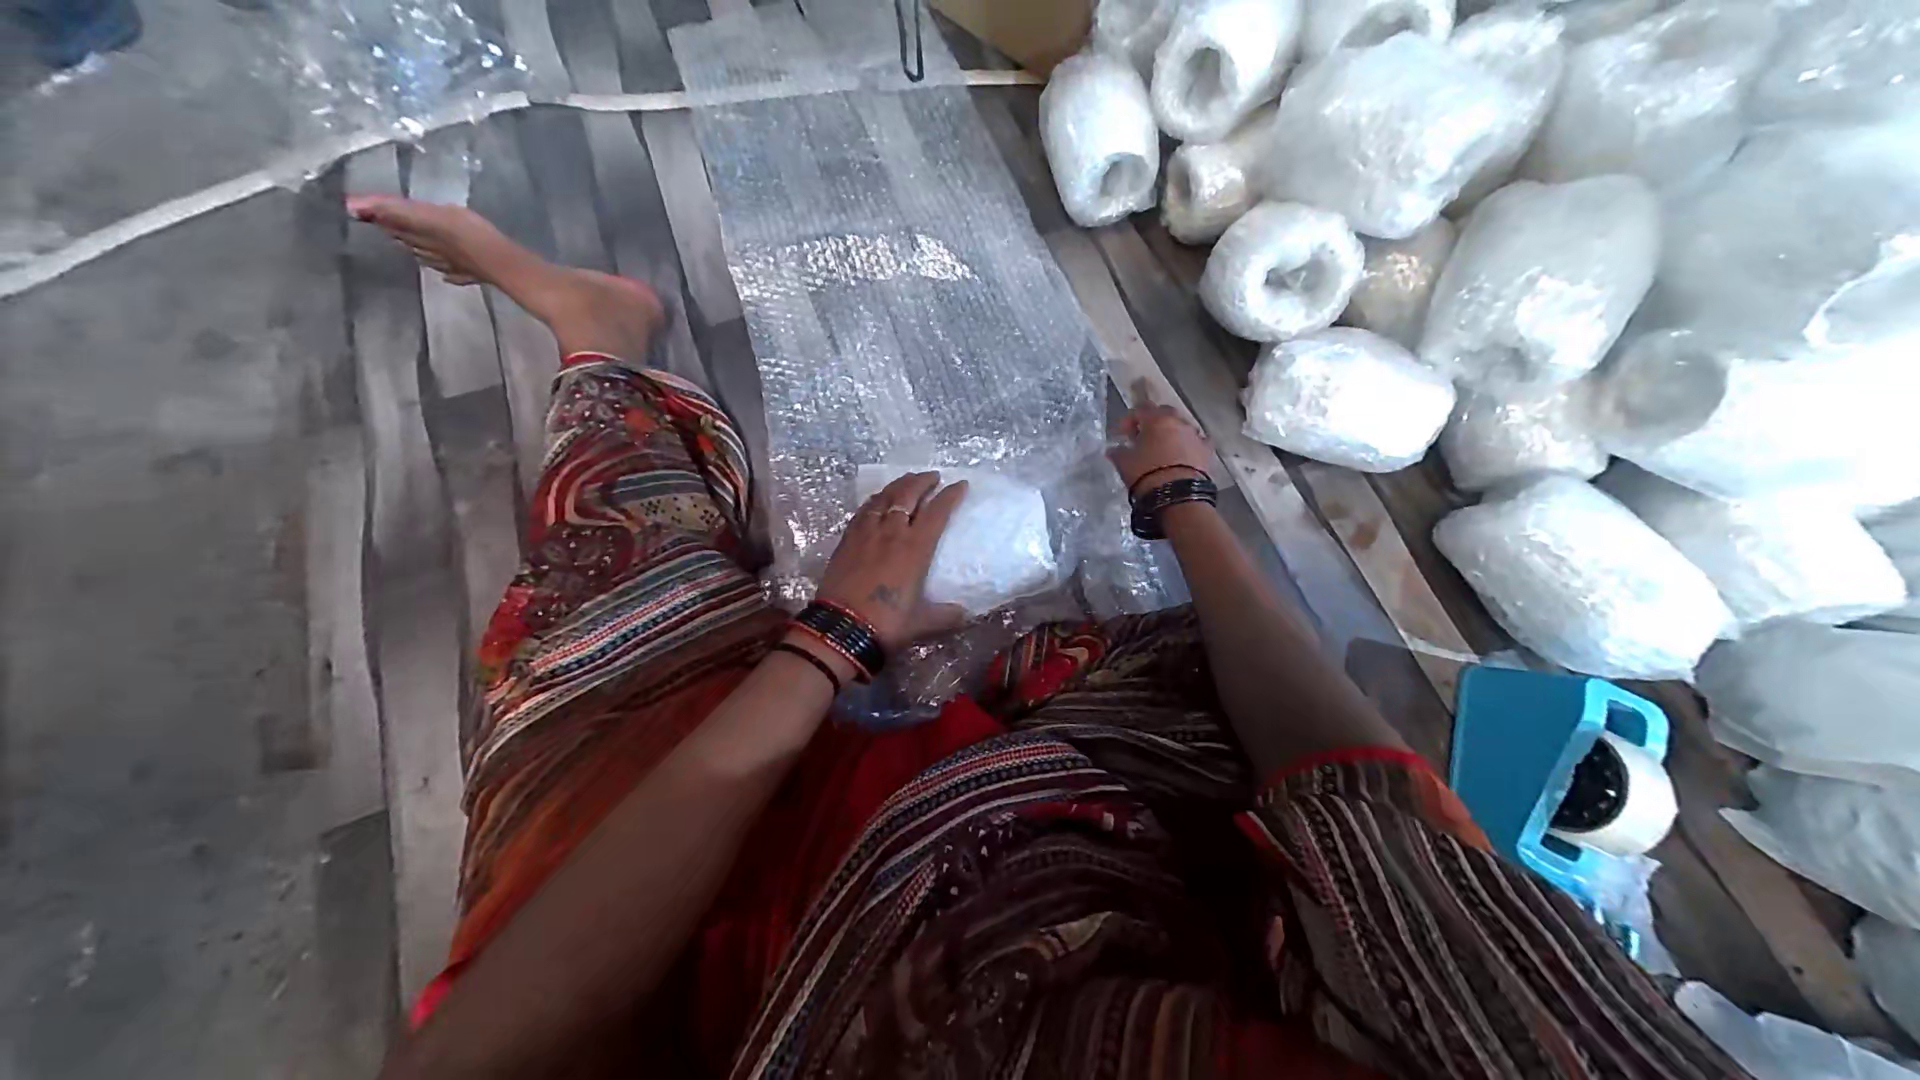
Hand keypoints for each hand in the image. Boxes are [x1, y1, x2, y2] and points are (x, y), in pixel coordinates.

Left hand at [814, 471, 968, 651]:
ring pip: (883, 498)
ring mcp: (865, 534)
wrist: (841, 630)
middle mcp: (891, 533)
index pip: (937, 512)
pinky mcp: (846, 541)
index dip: (950, 495)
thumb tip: (963, 613)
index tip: (960, 484)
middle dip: (922, 481)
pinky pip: (863, 511)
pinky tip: (876, 502)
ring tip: (906, 483)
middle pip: (907, 495)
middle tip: (932, 477)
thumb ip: (945, 615)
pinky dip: (874, 501)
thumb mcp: (923, 623)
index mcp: (915, 548)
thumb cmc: (887, 625)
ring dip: (897, 486)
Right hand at [1108, 381, 1213, 495]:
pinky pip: (1196, 442)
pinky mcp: (1207, 451)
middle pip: (1164, 413)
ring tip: (1162, 450)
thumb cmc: (1146, 474)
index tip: (1122, 434)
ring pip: (1181, 427)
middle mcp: (1178, 422)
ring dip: (1171, 434)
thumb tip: (1114, 449)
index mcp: (1156, 420)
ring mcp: (1196, 435)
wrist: (1178, 496)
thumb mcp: (1124, 463)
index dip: (1129, 419)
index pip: (1141, 408)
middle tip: (1142, 438)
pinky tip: (1183, 456)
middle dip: (1152, 423)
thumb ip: (1118, 452)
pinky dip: (1188, 446)